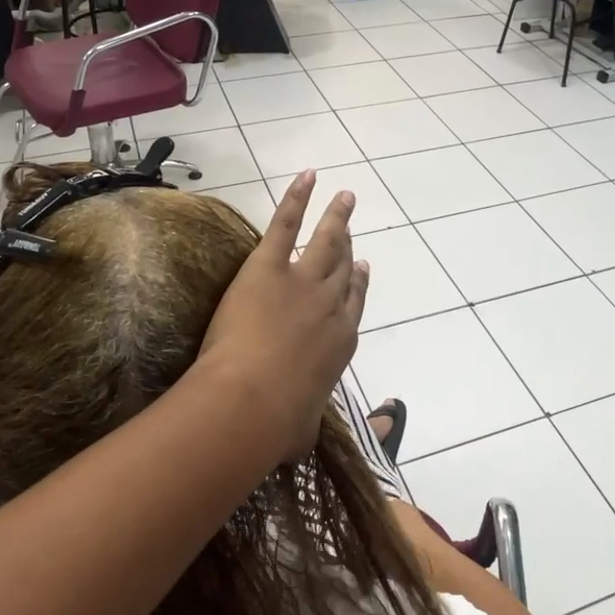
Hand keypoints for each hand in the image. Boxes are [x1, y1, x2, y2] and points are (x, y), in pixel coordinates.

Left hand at [195, 170, 367, 460]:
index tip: (364, 268)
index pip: (355, 305)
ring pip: (326, 241)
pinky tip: (307, 178)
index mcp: (340, 343)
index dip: (360, 284)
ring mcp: (303, 281)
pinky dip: (297, 198)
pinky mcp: (269, 266)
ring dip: (336, 216)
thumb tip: (299, 436)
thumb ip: (305, 423)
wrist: (250, 401)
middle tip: (352, 223)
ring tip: (345, 195)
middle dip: (350, 244)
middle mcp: (330, 306)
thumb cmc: (275, 425)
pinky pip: (286, 224)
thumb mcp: (301, 432)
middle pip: (344, 268)